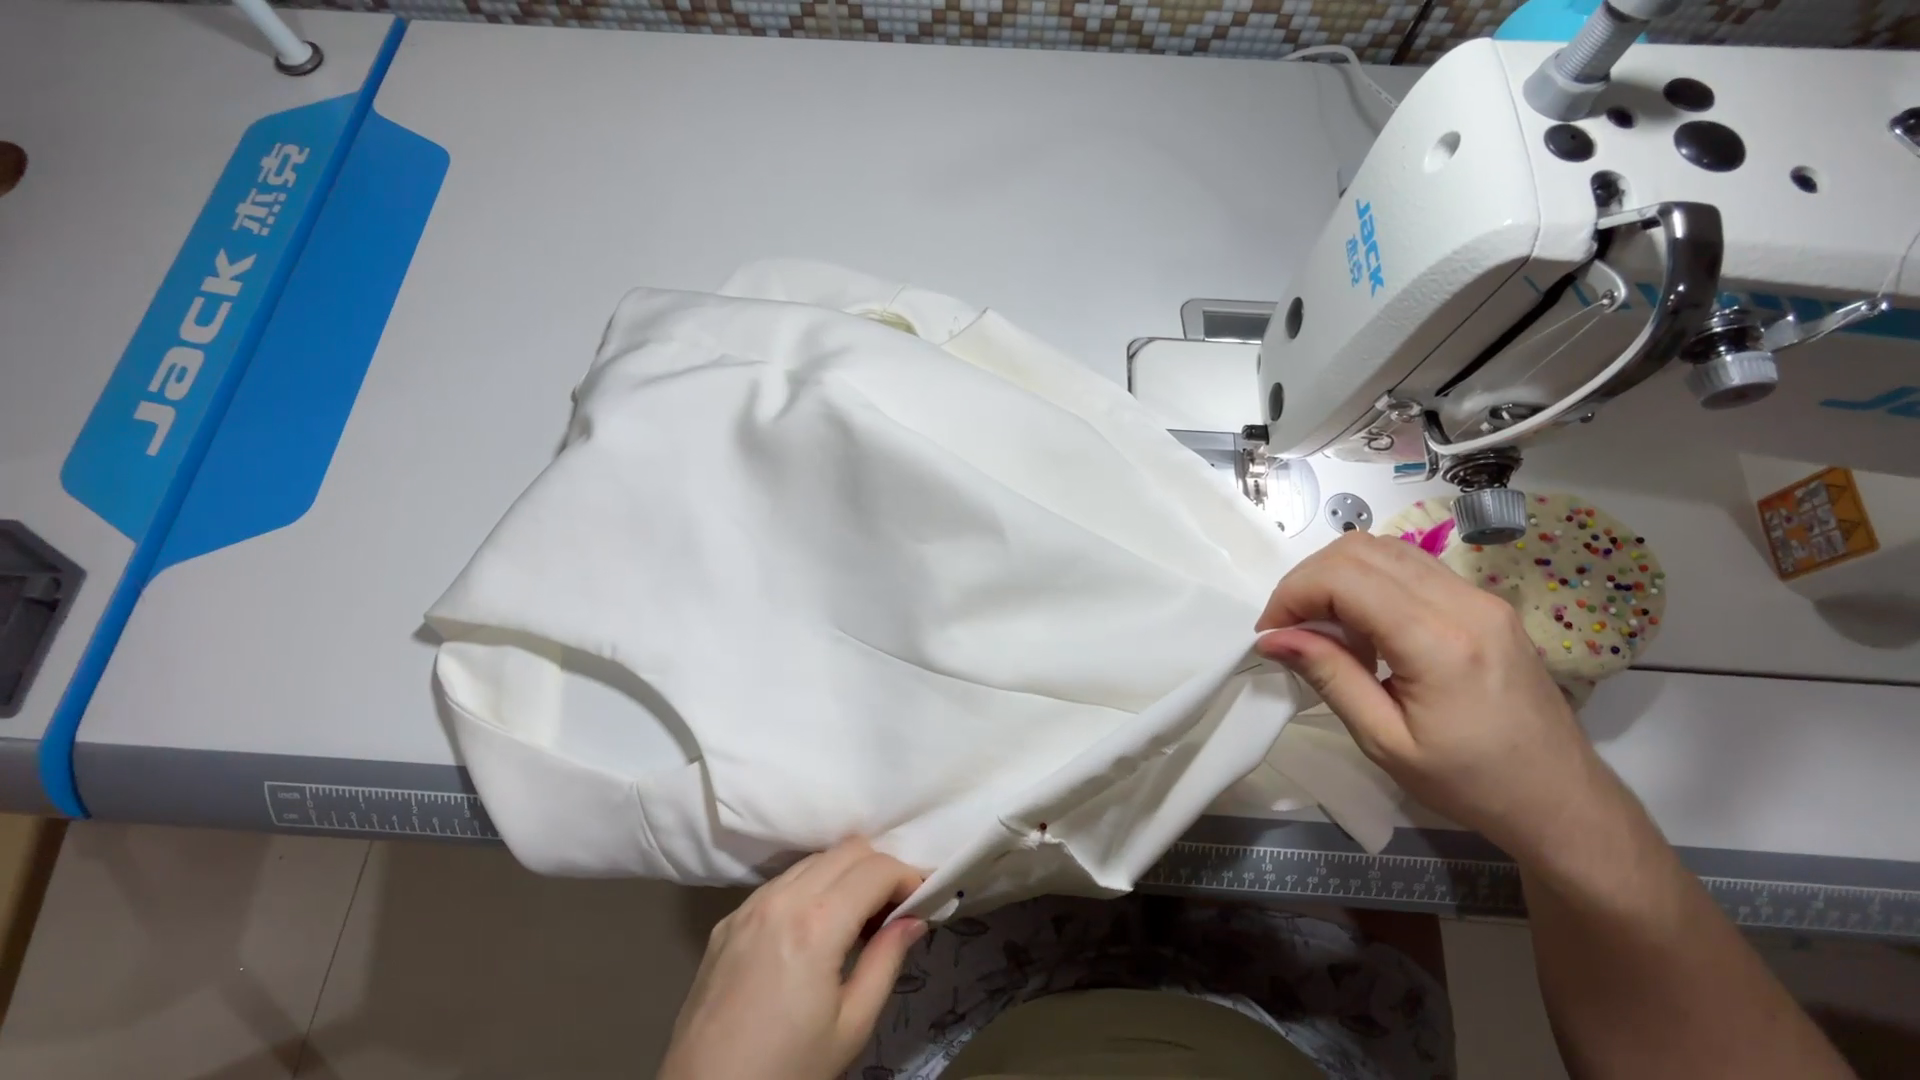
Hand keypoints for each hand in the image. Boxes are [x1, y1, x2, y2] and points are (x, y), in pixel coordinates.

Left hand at [657, 839, 927, 1079]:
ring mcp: (748, 906)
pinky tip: (814, 928)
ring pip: (812, 860)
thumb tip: (914, 918)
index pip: (877, 868)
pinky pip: (780, 883)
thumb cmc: (788, 1068)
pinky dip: (809, 887)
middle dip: (880, 869)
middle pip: (846, 850)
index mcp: (817, 923)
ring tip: (857, 918)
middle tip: (894, 910)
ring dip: (844, 874)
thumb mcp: (852, 1025)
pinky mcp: (728, 921)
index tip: (923, 901)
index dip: (909, 877)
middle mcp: (781, 898)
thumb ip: (886, 961)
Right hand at [1254, 532, 1629, 863]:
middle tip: (1290, 630)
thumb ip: (1329, 677)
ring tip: (1326, 630)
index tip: (1271, 635)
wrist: (1560, 799)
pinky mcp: (1485, 603)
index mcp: (1438, 642)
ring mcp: (1479, 597)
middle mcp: (1463, 603)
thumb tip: (1273, 638)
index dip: (1293, 595)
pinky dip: (1370, 582)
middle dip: (1309, 581)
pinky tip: (1365, 628)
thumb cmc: (1469, 783)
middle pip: (1360, 550)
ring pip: (1385, 549)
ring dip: (1338, 578)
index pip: (1344, 578)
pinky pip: (1411, 567)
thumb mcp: (1385, 741)